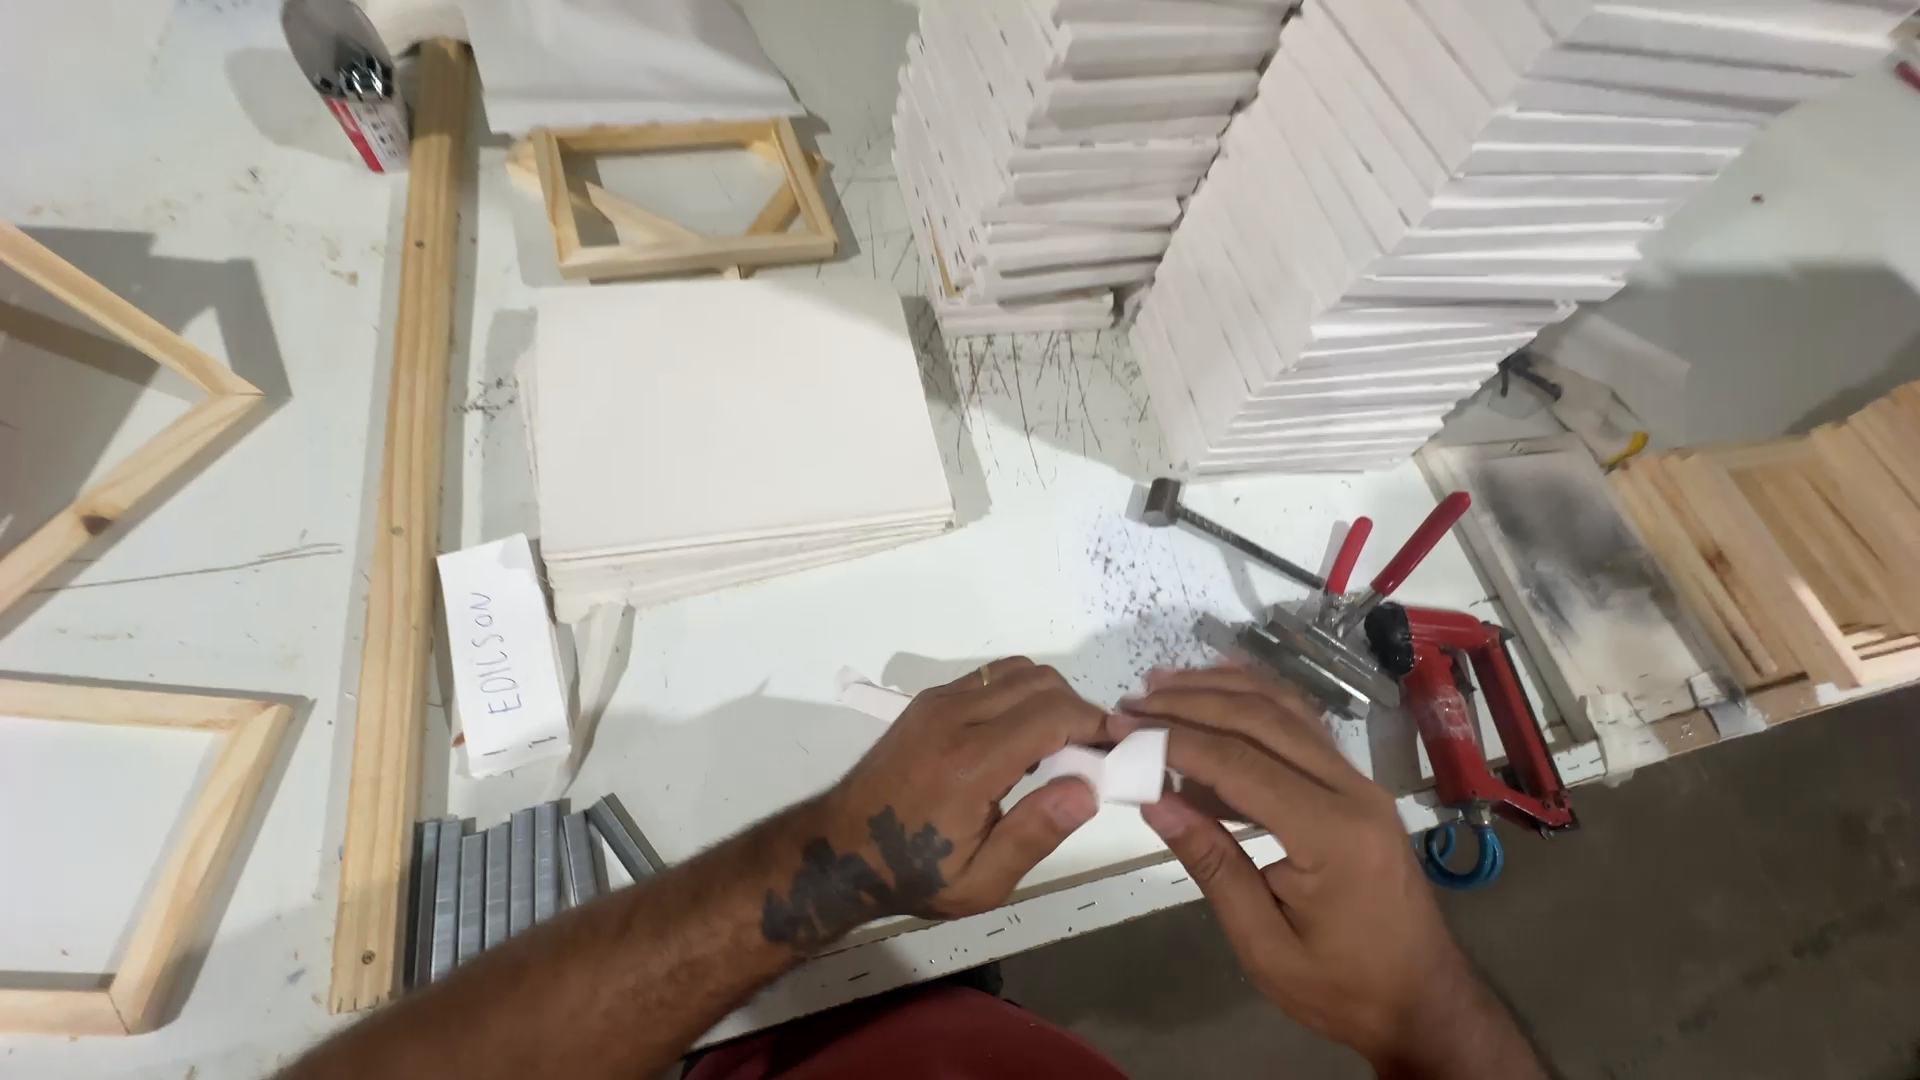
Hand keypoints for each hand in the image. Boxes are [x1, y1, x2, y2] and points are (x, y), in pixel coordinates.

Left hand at [761, 658, 1102, 951]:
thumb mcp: (981, 883)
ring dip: (1050, 697)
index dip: (1095, 725)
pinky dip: (1020, 693)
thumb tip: (1088, 788)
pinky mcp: (930, 698)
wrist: (843, 848)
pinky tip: (1018, 736)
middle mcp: (955, 716)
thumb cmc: (915, 873)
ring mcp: (938, 700)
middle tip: (1090, 753)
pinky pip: (990, 677)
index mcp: (971, 763)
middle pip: (1041, 682)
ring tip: (1056, 745)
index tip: (1117, 749)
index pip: (1052, 715)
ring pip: (1017, 671)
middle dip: (1079, 710)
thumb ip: (1036, 834)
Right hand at [1116, 667, 1541, 1077]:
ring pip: (1281, 707)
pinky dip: (1254, 694)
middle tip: (1131, 704)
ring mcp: (1358, 780)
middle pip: (1259, 719)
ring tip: (1160, 684)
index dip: (1175, 739)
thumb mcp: (1265, 945)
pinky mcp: (1353, 782)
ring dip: (1218, 688)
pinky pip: (1300, 721)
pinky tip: (1219, 685)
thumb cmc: (1342, 987)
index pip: (1238, 763)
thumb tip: (1154, 800)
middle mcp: (1351, 789)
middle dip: (1188, 704)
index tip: (1123, 729)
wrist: (1424, 1002)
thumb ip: (1212, 865)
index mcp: (1331, 834)